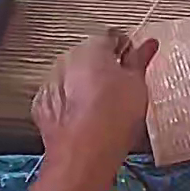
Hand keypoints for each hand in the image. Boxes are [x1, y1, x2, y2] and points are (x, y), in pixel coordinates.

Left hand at [34, 30, 158, 171]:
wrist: (84, 153)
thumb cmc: (114, 115)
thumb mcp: (137, 85)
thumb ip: (140, 60)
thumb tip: (147, 44)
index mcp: (93, 47)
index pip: (112, 38)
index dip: (126, 51)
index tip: (135, 65)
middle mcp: (67, 59)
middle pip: (89, 57)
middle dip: (103, 69)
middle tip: (121, 91)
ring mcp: (51, 81)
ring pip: (72, 77)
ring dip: (84, 86)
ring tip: (102, 110)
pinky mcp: (42, 105)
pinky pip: (60, 98)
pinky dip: (69, 105)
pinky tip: (84, 120)